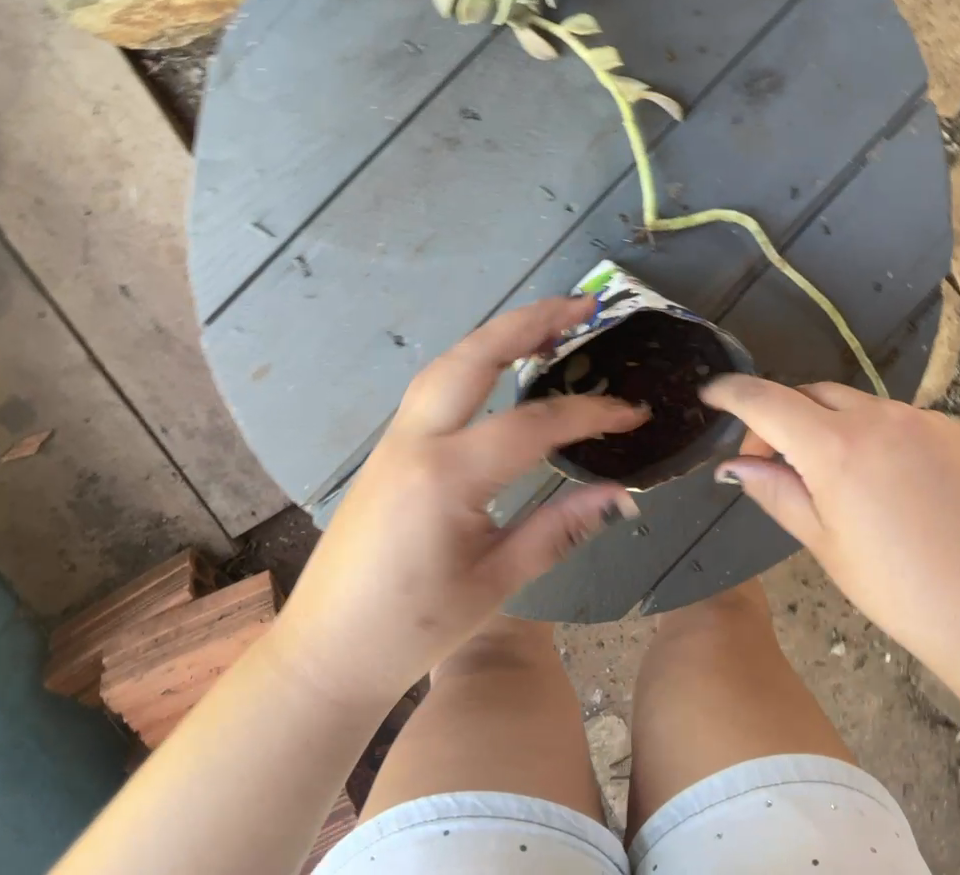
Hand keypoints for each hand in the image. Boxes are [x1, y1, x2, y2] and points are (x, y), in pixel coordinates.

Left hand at [274, 297, 646, 705]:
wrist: (326, 653)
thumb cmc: (414, 627)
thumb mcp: (497, 581)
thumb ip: (559, 528)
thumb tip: (623, 495)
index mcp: (447, 475)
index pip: (535, 424)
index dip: (591, 414)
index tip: (634, 413)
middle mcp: (416, 441)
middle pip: (475, 357)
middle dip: (530, 322)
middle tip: (583, 306)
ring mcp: (394, 441)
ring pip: (447, 365)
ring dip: (497, 336)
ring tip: (548, 325)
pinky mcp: (387, 452)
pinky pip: (433, 390)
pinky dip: (473, 364)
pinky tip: (500, 373)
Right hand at [701, 376, 959, 663]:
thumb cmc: (900, 589)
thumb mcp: (825, 543)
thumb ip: (776, 492)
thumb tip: (735, 465)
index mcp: (836, 447)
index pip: (767, 401)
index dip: (732, 392)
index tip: (711, 393)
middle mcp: (878, 417)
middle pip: (811, 395)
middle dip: (781, 417)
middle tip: (772, 464)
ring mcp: (920, 419)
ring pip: (854, 405)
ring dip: (826, 425)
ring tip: (829, 479)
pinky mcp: (951, 430)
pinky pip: (893, 418)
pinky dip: (869, 434)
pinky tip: (880, 482)